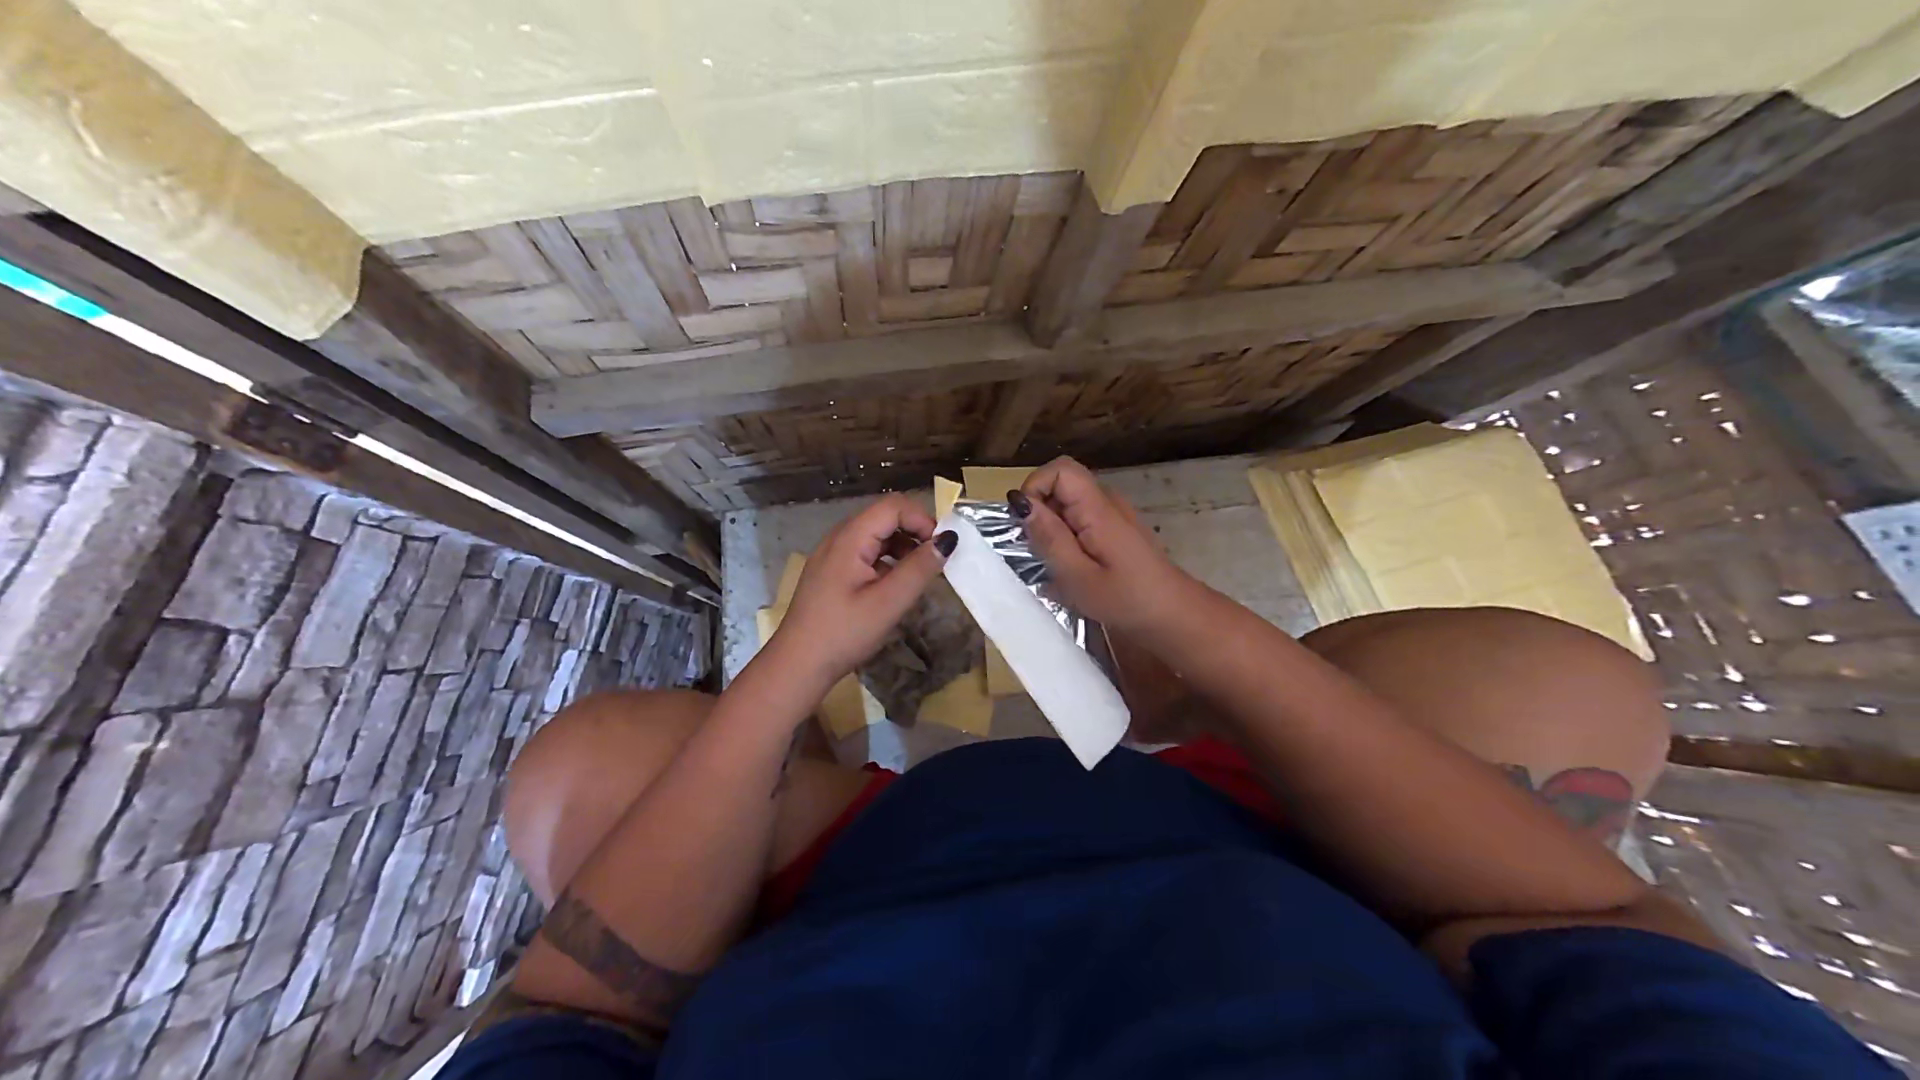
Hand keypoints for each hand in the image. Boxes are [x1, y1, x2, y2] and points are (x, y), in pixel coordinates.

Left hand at [771, 494, 954, 682]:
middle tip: (936, 561)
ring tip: (919, 576)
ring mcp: (832, 554)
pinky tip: (895, 587)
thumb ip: (920, 568)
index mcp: (850, 537)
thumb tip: (948, 540)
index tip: (942, 548)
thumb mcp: (889, 602)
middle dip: (915, 532)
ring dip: (903, 547)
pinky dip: (887, 561)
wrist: (798, 665)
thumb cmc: (844, 633)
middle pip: (884, 517)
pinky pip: (865, 553)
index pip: (894, 505)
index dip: (922, 519)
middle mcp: (839, 537)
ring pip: (876, 535)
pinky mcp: (832, 572)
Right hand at [1013, 457, 1196, 635]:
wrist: (1174, 617)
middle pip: (1061, 486)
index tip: (1026, 525)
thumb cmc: (1126, 600)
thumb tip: (1021, 502)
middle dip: (1039, 514)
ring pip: (1068, 506)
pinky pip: (1081, 521)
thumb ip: (1049, 538)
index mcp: (1098, 509)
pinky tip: (1072, 570)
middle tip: (1038, 554)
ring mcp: (1114, 516)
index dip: (1035, 488)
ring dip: (1052, 530)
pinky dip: (1067, 539)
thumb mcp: (1078, 577)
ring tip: (1054, 567)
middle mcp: (1107, 503)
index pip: (1060, 469)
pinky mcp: (1116, 531)